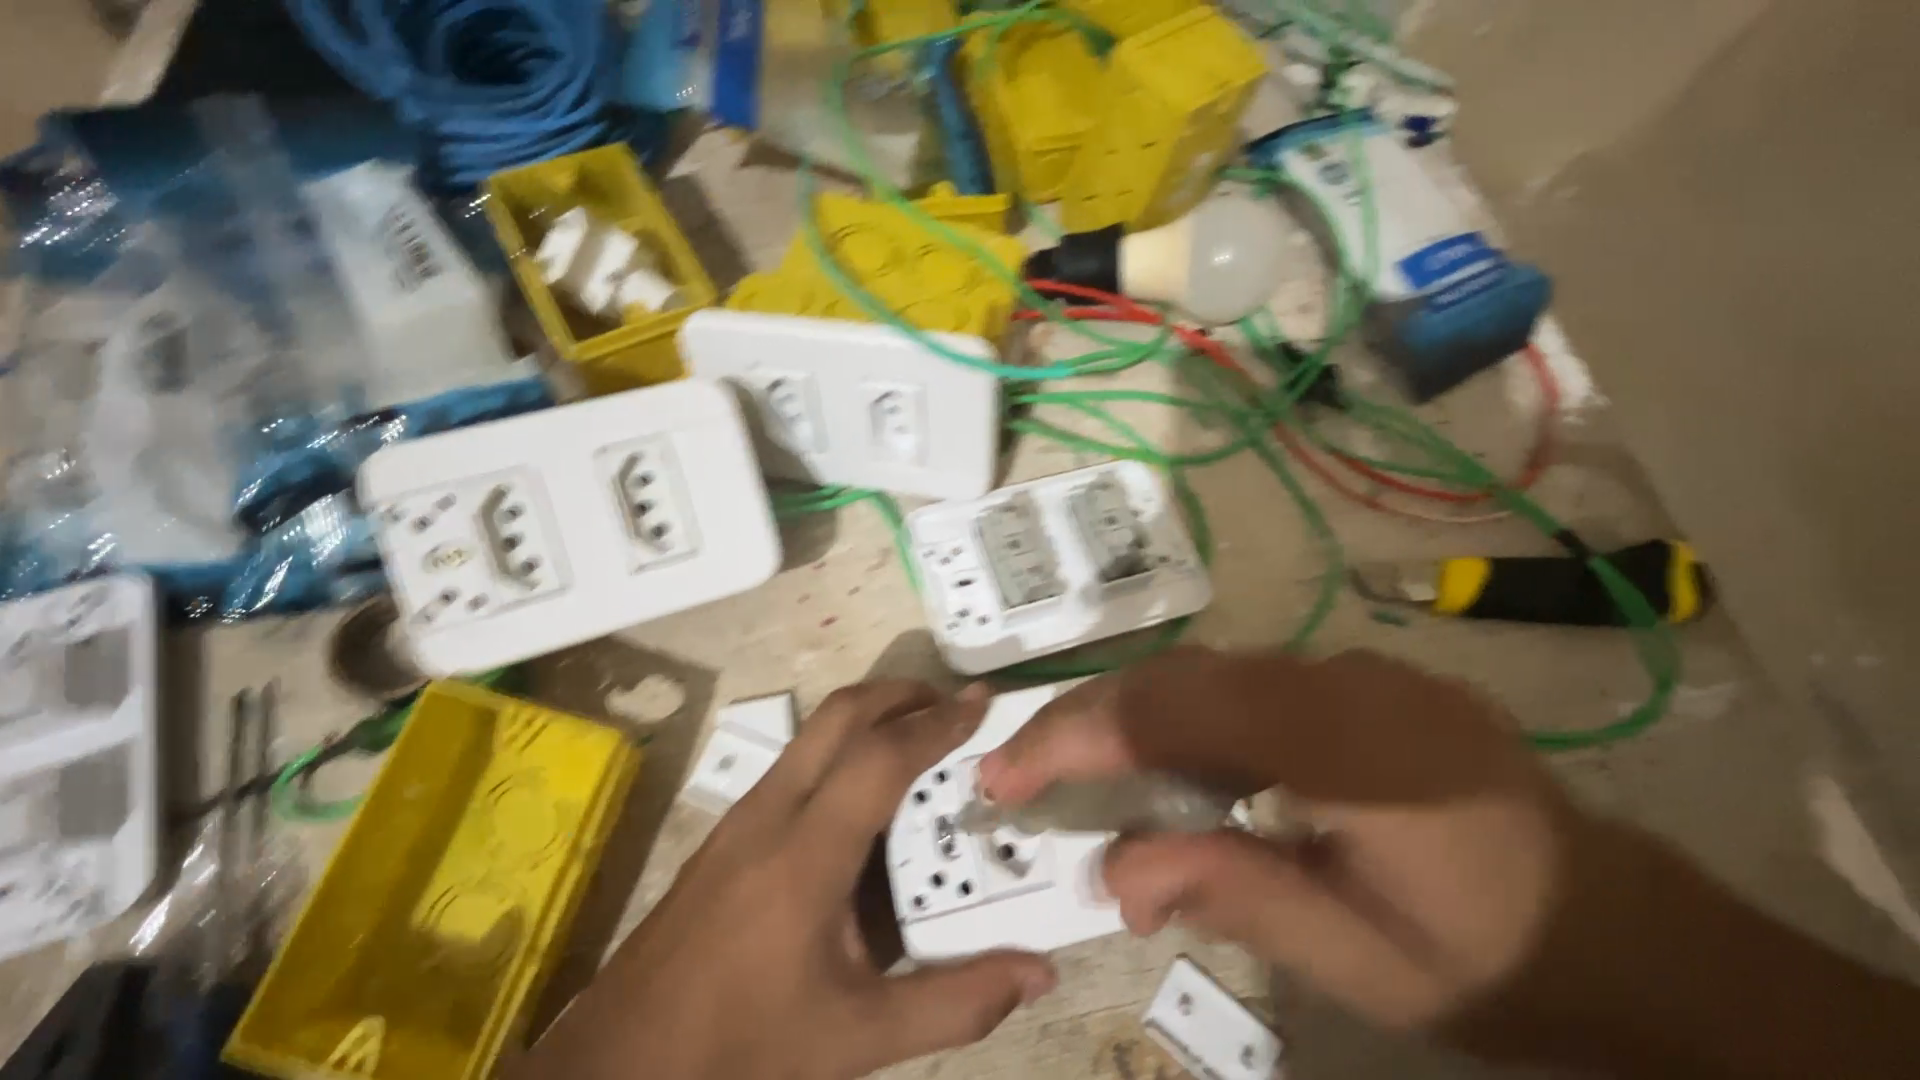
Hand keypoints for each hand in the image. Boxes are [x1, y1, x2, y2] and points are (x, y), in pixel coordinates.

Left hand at [519, 681, 1056, 1079]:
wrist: (621, 1063)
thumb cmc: (742, 1046)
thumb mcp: (858, 1037)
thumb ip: (955, 1003)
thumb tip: (1040, 973)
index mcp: (806, 855)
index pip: (881, 758)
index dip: (937, 724)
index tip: (982, 704)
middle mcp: (770, 815)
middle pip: (839, 716)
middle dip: (901, 695)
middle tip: (955, 705)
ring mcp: (740, 820)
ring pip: (813, 736)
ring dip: (869, 720)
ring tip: (922, 742)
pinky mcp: (725, 836)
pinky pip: (794, 767)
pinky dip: (841, 753)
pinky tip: (867, 805)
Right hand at [978, 647, 1575, 1029]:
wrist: (1624, 935)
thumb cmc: (1491, 960)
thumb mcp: (1360, 959)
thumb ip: (1233, 894)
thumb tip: (1113, 871)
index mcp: (1357, 744)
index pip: (1184, 710)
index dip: (1083, 735)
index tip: (1008, 776)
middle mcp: (1351, 680)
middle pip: (1183, 676)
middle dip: (1086, 719)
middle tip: (1015, 773)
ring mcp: (1359, 672)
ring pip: (1206, 673)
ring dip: (1126, 718)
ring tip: (1069, 773)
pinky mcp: (1358, 683)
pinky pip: (1242, 686)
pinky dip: (1179, 721)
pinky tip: (1160, 770)